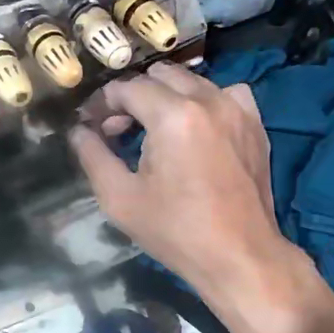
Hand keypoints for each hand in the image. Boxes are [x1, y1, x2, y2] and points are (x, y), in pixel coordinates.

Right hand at [69, 62, 333, 330]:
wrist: (240, 257)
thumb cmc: (175, 230)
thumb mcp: (119, 198)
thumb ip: (93, 156)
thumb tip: (78, 131)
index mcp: (173, 116)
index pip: (127, 88)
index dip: (102, 103)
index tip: (91, 125)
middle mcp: (208, 101)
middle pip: (158, 75)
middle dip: (133, 96)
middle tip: (119, 130)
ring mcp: (237, 109)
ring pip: (191, 79)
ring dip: (166, 96)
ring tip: (154, 129)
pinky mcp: (255, 124)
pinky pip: (225, 92)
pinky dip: (203, 101)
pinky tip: (195, 127)